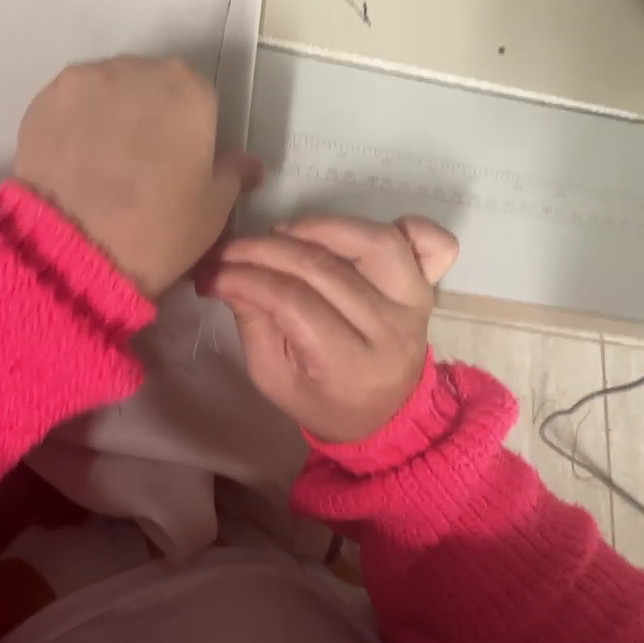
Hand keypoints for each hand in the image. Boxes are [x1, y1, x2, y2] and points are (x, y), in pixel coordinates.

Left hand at [14, 56, 260, 295]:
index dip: (188, 134)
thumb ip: (234, 174)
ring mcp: (86, 80)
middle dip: (146, 117)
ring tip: (99, 165)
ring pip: (106, 93)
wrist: (76, 248)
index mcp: (189, 90)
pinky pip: (69, 106)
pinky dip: (73, 126)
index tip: (176, 165)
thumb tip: (248, 163)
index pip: (197, 101)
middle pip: (149, 87)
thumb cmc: (160, 228)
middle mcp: (138, 69)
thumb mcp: (214, 210)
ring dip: (108, 117)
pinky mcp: (45, 99)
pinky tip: (71, 161)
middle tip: (136, 166)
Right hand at [197, 215, 458, 441]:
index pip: (292, 302)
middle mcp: (389, 331)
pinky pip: (433, 244)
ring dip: (322, 226)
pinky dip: (404, 225)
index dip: (245, 278)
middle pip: (323, 269)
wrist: (385, 418)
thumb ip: (252, 323)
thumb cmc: (321, 400)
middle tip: (229, 249)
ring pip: (376, 243)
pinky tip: (357, 232)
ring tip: (283, 232)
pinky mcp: (427, 287)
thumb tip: (225, 273)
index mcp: (347, 366)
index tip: (210, 272)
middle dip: (264, 250)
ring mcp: (415, 304)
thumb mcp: (273, 377)